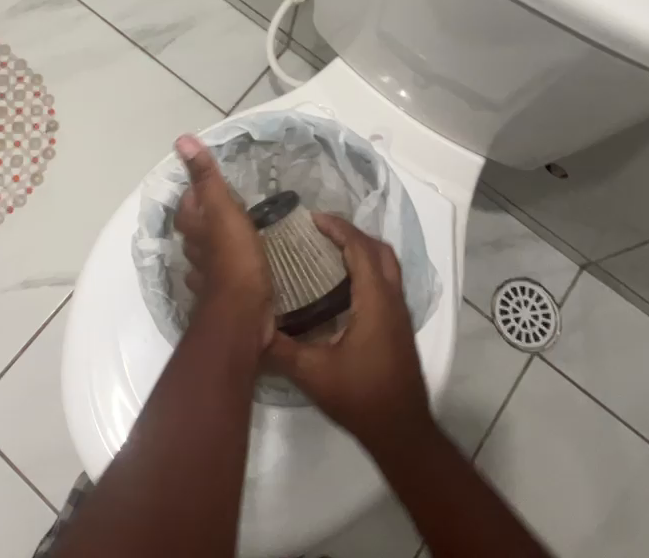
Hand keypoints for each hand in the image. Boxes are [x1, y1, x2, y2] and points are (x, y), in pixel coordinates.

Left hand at [172, 135, 273, 345]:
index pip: (186, 203)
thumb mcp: (222, 207)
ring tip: (234, 234)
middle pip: (193, 229)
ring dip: (213, 245)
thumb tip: (181, 140)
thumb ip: (205, 176)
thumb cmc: (233, 255)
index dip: (193, 191)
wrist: (244, 311)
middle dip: (202, 218)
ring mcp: (209, 276)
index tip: (207, 182)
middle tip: (224, 206)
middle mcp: (195, 250)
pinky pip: (224, 276)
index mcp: (194, 227)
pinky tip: (243, 267)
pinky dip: (229, 269)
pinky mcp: (226, 293)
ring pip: (205, 254)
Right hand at [266, 214, 432, 450]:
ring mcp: (399, 313)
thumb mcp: (312, 373)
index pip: (360, 248)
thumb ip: (279, 347)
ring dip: (361, 250)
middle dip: (351, 233)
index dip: (337, 228)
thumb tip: (247, 322)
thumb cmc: (360, 397)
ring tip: (327, 250)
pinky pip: (385, 282)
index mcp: (375, 300)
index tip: (311, 218)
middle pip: (379, 250)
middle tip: (319, 231)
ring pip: (387, 266)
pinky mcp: (398, 327)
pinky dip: (366, 270)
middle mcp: (392, 299)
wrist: (401, 431)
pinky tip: (339, 285)